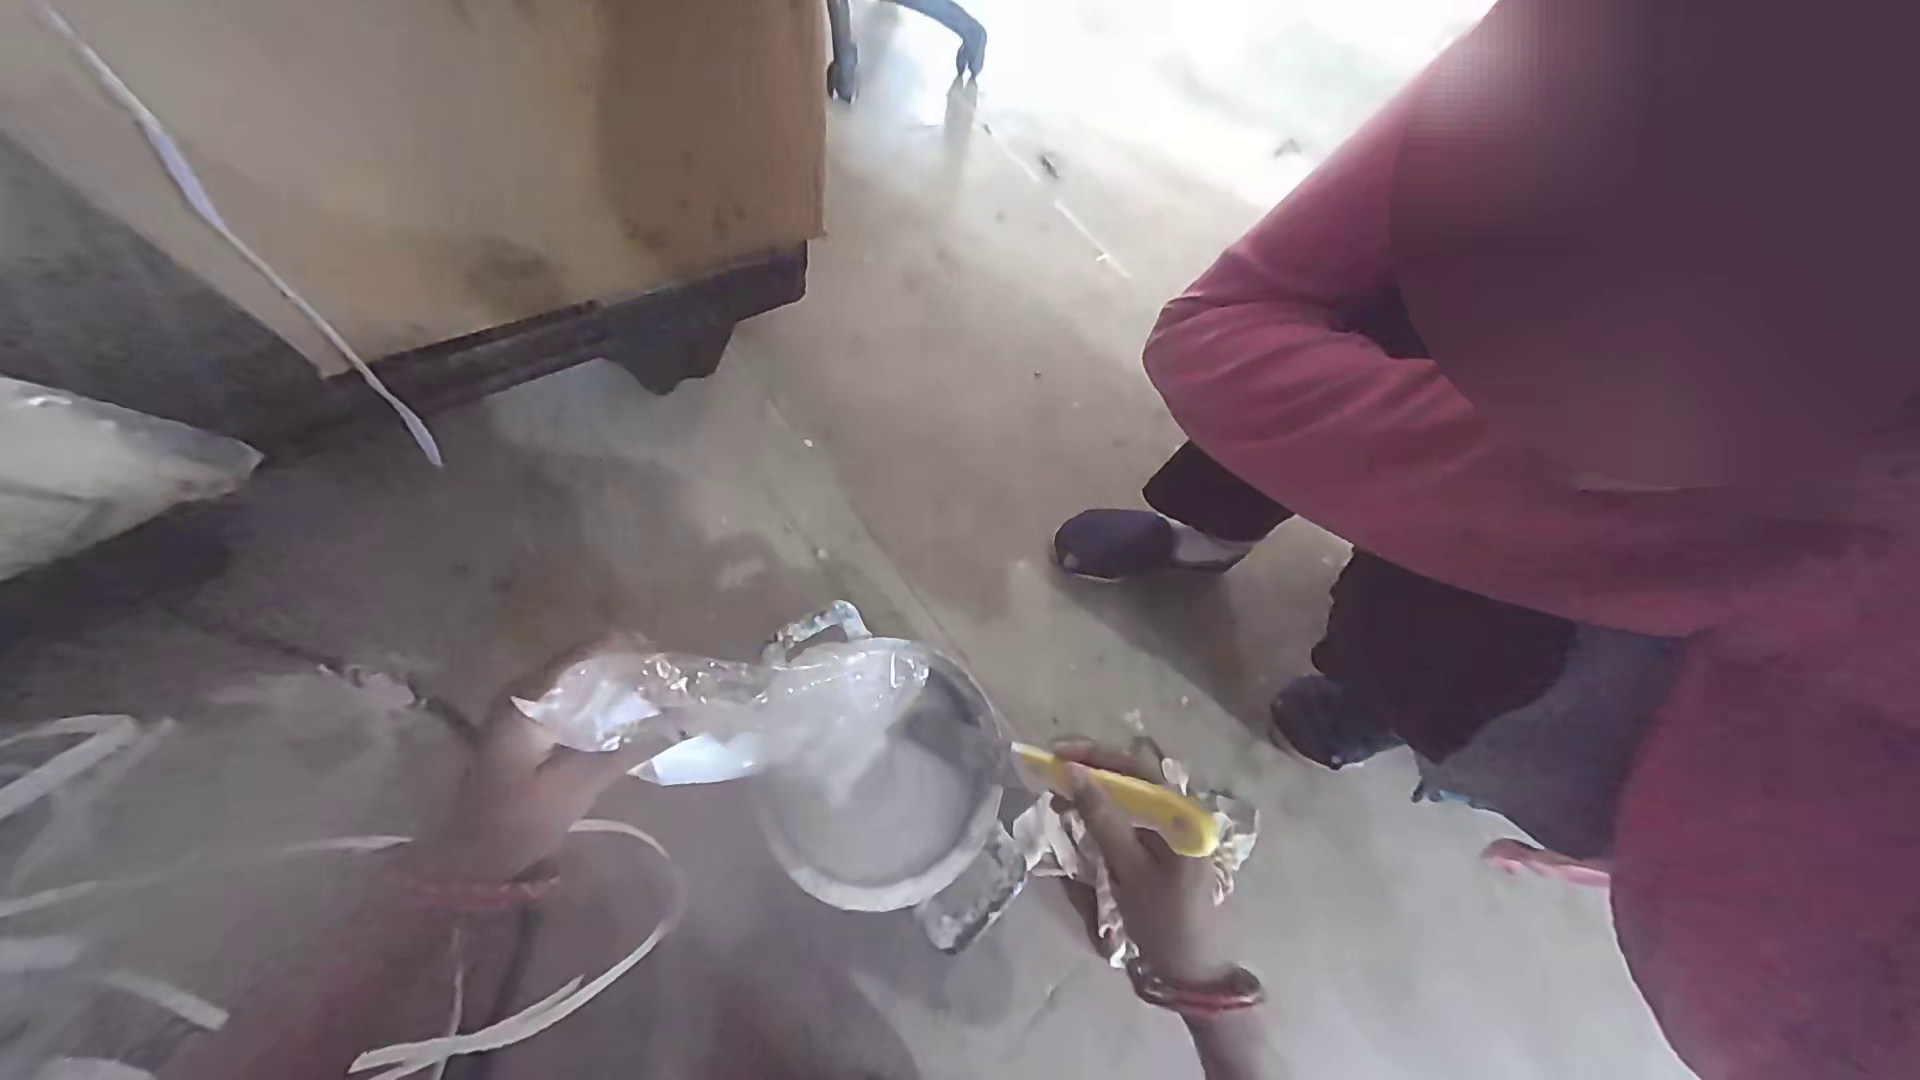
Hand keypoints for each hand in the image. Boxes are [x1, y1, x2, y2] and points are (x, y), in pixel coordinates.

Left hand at [412, 637, 668, 880]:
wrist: (472, 858)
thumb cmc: (519, 821)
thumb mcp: (578, 786)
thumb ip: (628, 746)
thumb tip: (679, 718)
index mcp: (527, 700)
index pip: (585, 652)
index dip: (629, 650)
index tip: (665, 664)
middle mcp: (522, 690)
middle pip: (585, 658)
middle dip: (629, 666)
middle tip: (666, 683)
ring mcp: (522, 704)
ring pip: (582, 675)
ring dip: (618, 681)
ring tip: (655, 696)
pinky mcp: (529, 721)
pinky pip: (575, 693)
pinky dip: (604, 697)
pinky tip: (627, 713)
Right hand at [1055, 738, 1238, 985]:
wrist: (1197, 973)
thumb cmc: (1165, 921)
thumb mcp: (1128, 868)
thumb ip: (1102, 817)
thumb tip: (1074, 772)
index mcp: (1183, 813)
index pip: (1136, 766)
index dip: (1095, 754)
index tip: (1059, 752)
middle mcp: (1183, 810)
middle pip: (1133, 775)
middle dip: (1091, 768)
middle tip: (1054, 767)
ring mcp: (1176, 826)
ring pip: (1130, 793)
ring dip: (1095, 788)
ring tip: (1059, 790)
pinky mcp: (1167, 841)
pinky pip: (1133, 813)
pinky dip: (1105, 809)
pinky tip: (1080, 812)